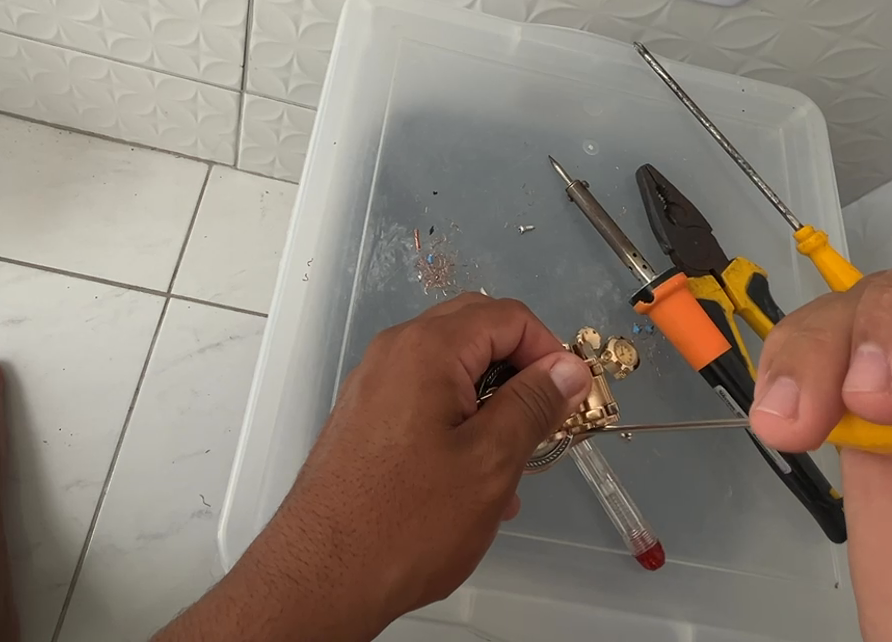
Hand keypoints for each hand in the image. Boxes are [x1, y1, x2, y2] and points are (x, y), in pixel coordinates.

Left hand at [156, 294, 589, 641]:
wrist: (320, 573)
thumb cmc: (408, 519)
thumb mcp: (490, 461)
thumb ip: (533, 404)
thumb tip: (568, 367)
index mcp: (428, 346)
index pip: (507, 316)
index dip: (549, 351)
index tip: (571, 398)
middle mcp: (397, 348)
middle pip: (476, 328)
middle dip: (520, 366)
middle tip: (547, 417)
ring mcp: (376, 378)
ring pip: (451, 362)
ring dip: (491, 395)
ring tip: (513, 459)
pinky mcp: (366, 411)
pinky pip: (424, 390)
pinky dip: (458, 413)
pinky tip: (472, 473)